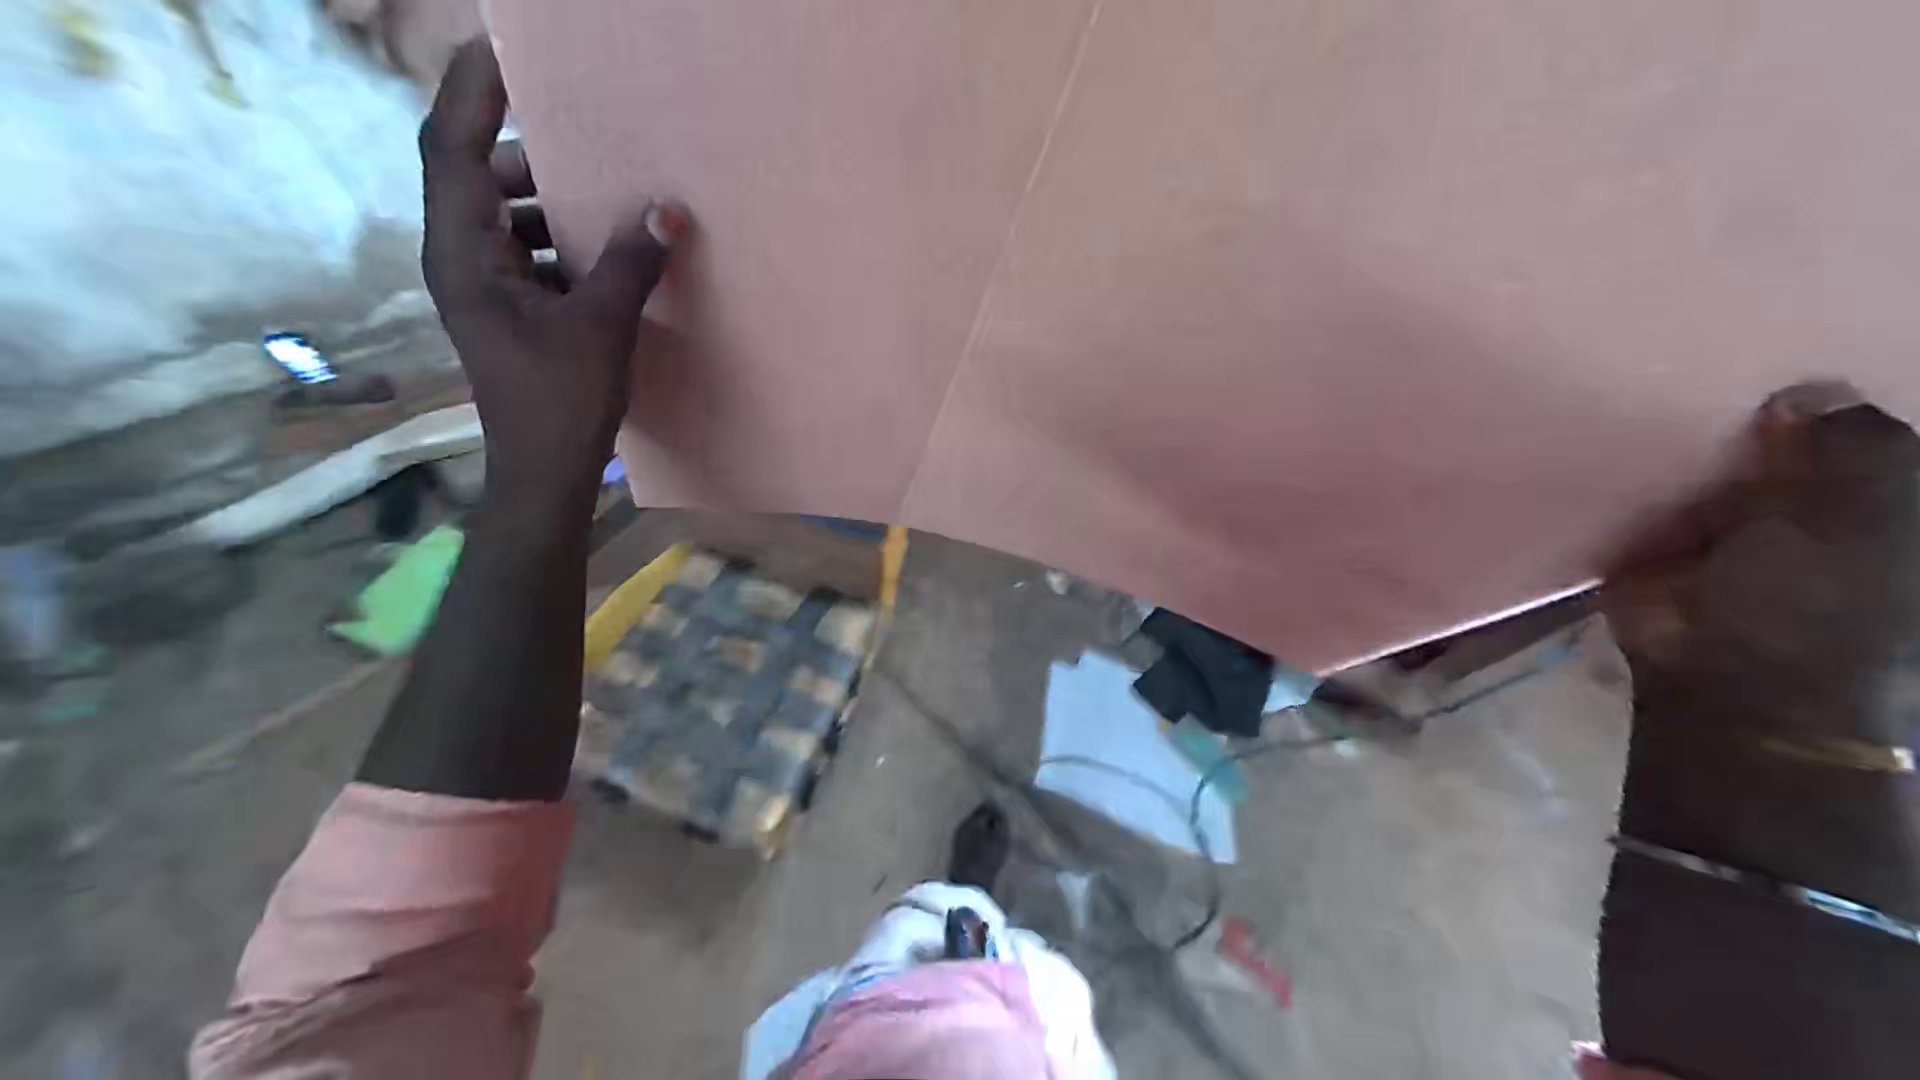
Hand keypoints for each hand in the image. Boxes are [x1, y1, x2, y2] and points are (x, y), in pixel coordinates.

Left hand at [419, 37, 679, 503]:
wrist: (544, 469)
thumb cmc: (561, 401)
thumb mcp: (601, 327)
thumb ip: (630, 264)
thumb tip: (667, 211)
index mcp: (464, 255)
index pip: (449, 147)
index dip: (470, 92)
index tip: (502, 47)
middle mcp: (463, 261)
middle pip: (478, 177)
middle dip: (530, 154)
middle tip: (587, 139)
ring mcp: (486, 288)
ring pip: (509, 219)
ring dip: (554, 202)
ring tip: (608, 195)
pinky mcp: (512, 312)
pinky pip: (533, 255)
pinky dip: (566, 243)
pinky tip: (611, 253)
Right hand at [1600, 382, 1919, 746]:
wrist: (1725, 675)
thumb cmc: (1826, 603)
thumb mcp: (1868, 517)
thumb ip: (1852, 448)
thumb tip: (1809, 390)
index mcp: (1886, 506)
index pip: (1868, 440)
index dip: (1844, 405)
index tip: (1803, 365)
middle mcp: (1817, 512)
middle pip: (1790, 447)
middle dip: (1761, 418)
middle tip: (1718, 366)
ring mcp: (1739, 532)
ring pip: (1718, 471)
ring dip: (1693, 448)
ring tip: (1657, 395)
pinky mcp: (1671, 549)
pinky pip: (1656, 502)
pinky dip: (1641, 483)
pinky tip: (1621, 446)